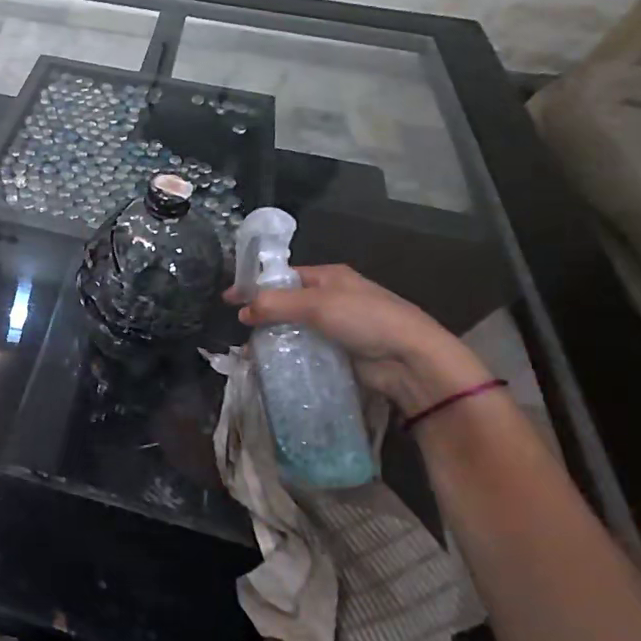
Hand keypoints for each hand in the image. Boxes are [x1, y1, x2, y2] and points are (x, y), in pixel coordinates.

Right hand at [223, 264, 491, 414]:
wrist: (411, 360)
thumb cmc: (367, 320)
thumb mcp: (317, 304)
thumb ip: (276, 304)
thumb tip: (242, 311)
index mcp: (329, 277)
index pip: (284, 276)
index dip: (255, 285)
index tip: (228, 300)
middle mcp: (331, 298)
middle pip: (285, 302)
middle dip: (261, 314)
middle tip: (237, 329)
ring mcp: (335, 326)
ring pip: (292, 328)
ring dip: (272, 338)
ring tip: (250, 351)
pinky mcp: (338, 352)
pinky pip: (303, 350)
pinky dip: (286, 355)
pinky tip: (271, 365)